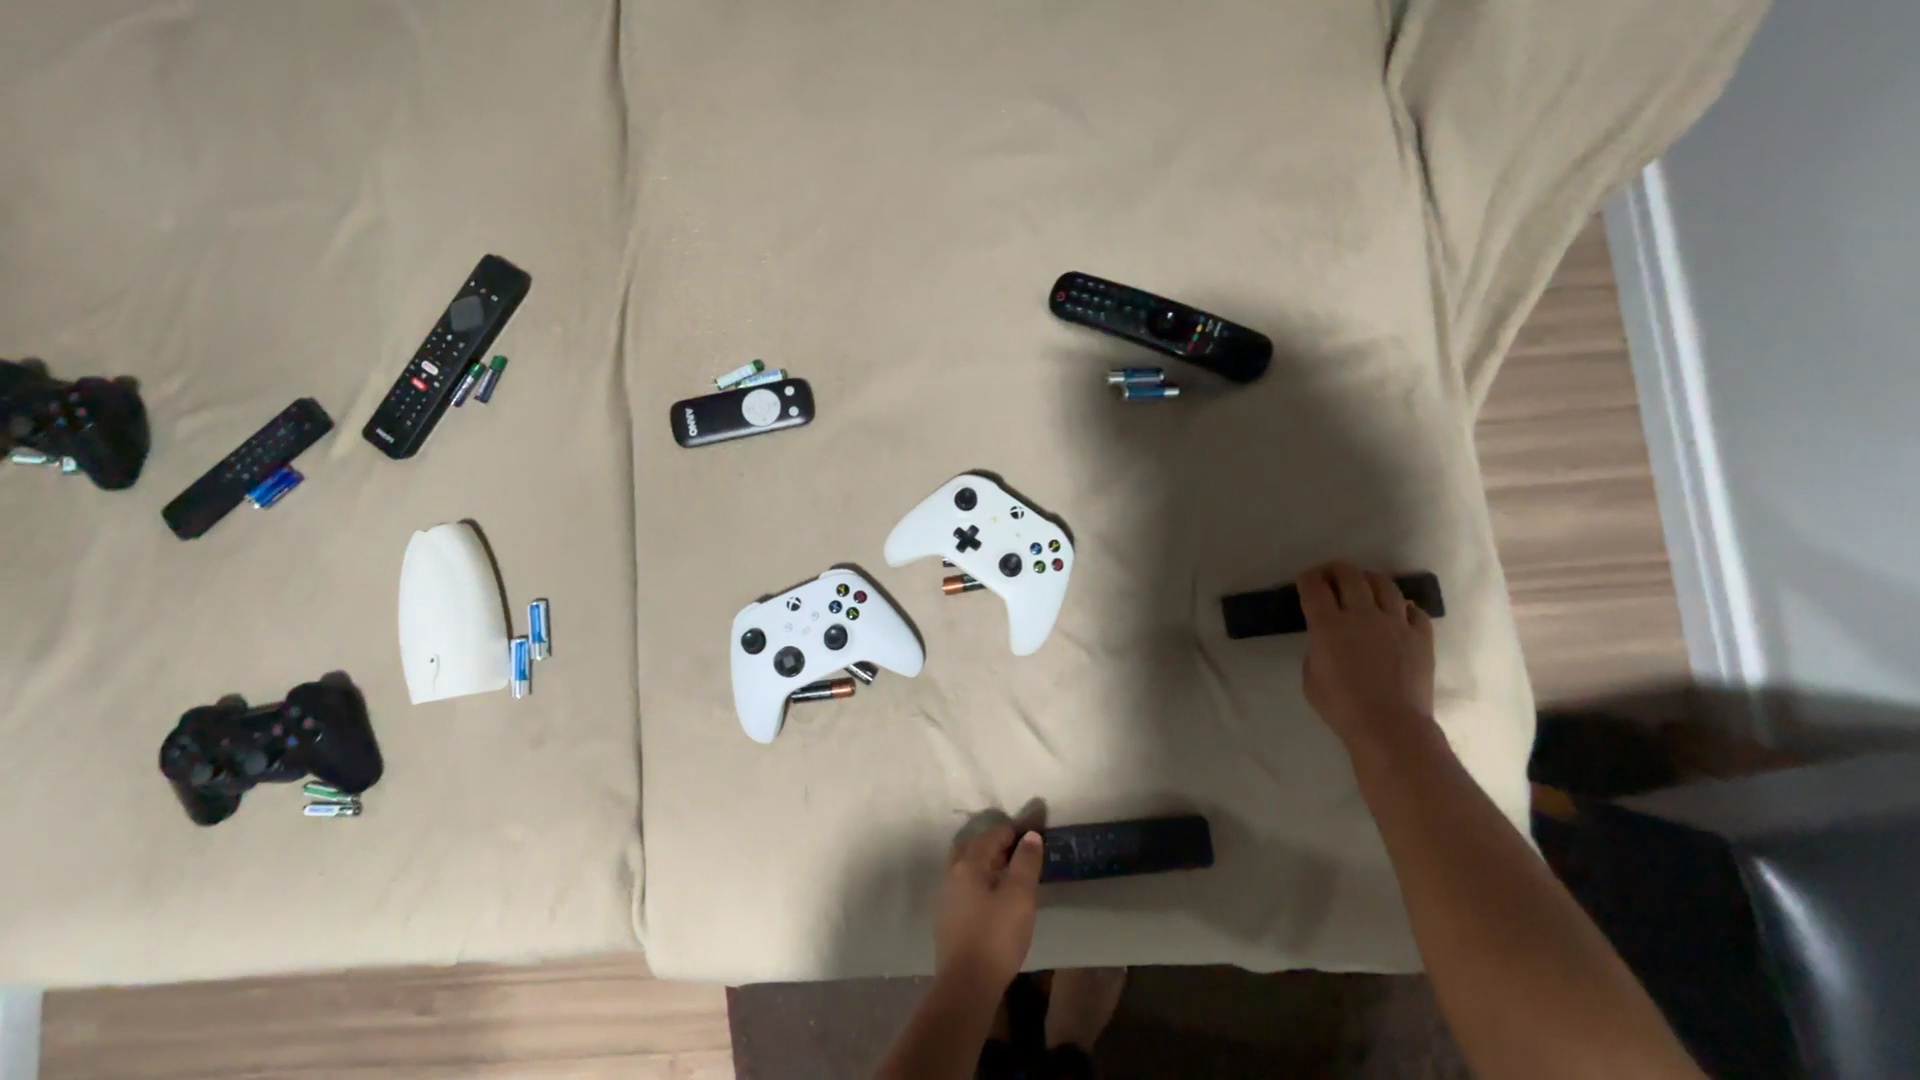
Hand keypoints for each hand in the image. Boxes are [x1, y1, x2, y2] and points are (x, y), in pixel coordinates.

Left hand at [933, 824, 1043, 994]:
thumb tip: (1030, 836)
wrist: (967, 985)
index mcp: (967, 866)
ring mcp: (946, 899)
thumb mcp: (1020, 896)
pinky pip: (964, 889)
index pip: (990, 837)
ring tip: (1009, 876)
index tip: (1031, 835)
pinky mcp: (947, 920)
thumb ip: (1025, 863)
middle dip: (994, 846)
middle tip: (1017, 854)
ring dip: (985, 865)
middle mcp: (951, 876)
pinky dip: (979, 884)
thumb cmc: (996, 936)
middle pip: (971, 849)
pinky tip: (994, 901)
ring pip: (965, 870)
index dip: (1011, 833)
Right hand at [1297, 561, 1436, 749]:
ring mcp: (1396, 623)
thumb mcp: (1311, 678)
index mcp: (1329, 626)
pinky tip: (1398, 611)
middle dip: (1336, 570)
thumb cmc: (1342, 707)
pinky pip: (1414, 610)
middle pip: (1349, 576)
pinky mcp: (1421, 636)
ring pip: (1384, 585)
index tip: (1305, 579)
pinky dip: (1403, 606)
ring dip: (1369, 579)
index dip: (1307, 579)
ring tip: (1364, 584)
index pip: (1315, 588)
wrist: (1390, 727)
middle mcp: (1362, 615)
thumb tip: (1327, 640)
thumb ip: (1316, 650)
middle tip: (1330, 575)